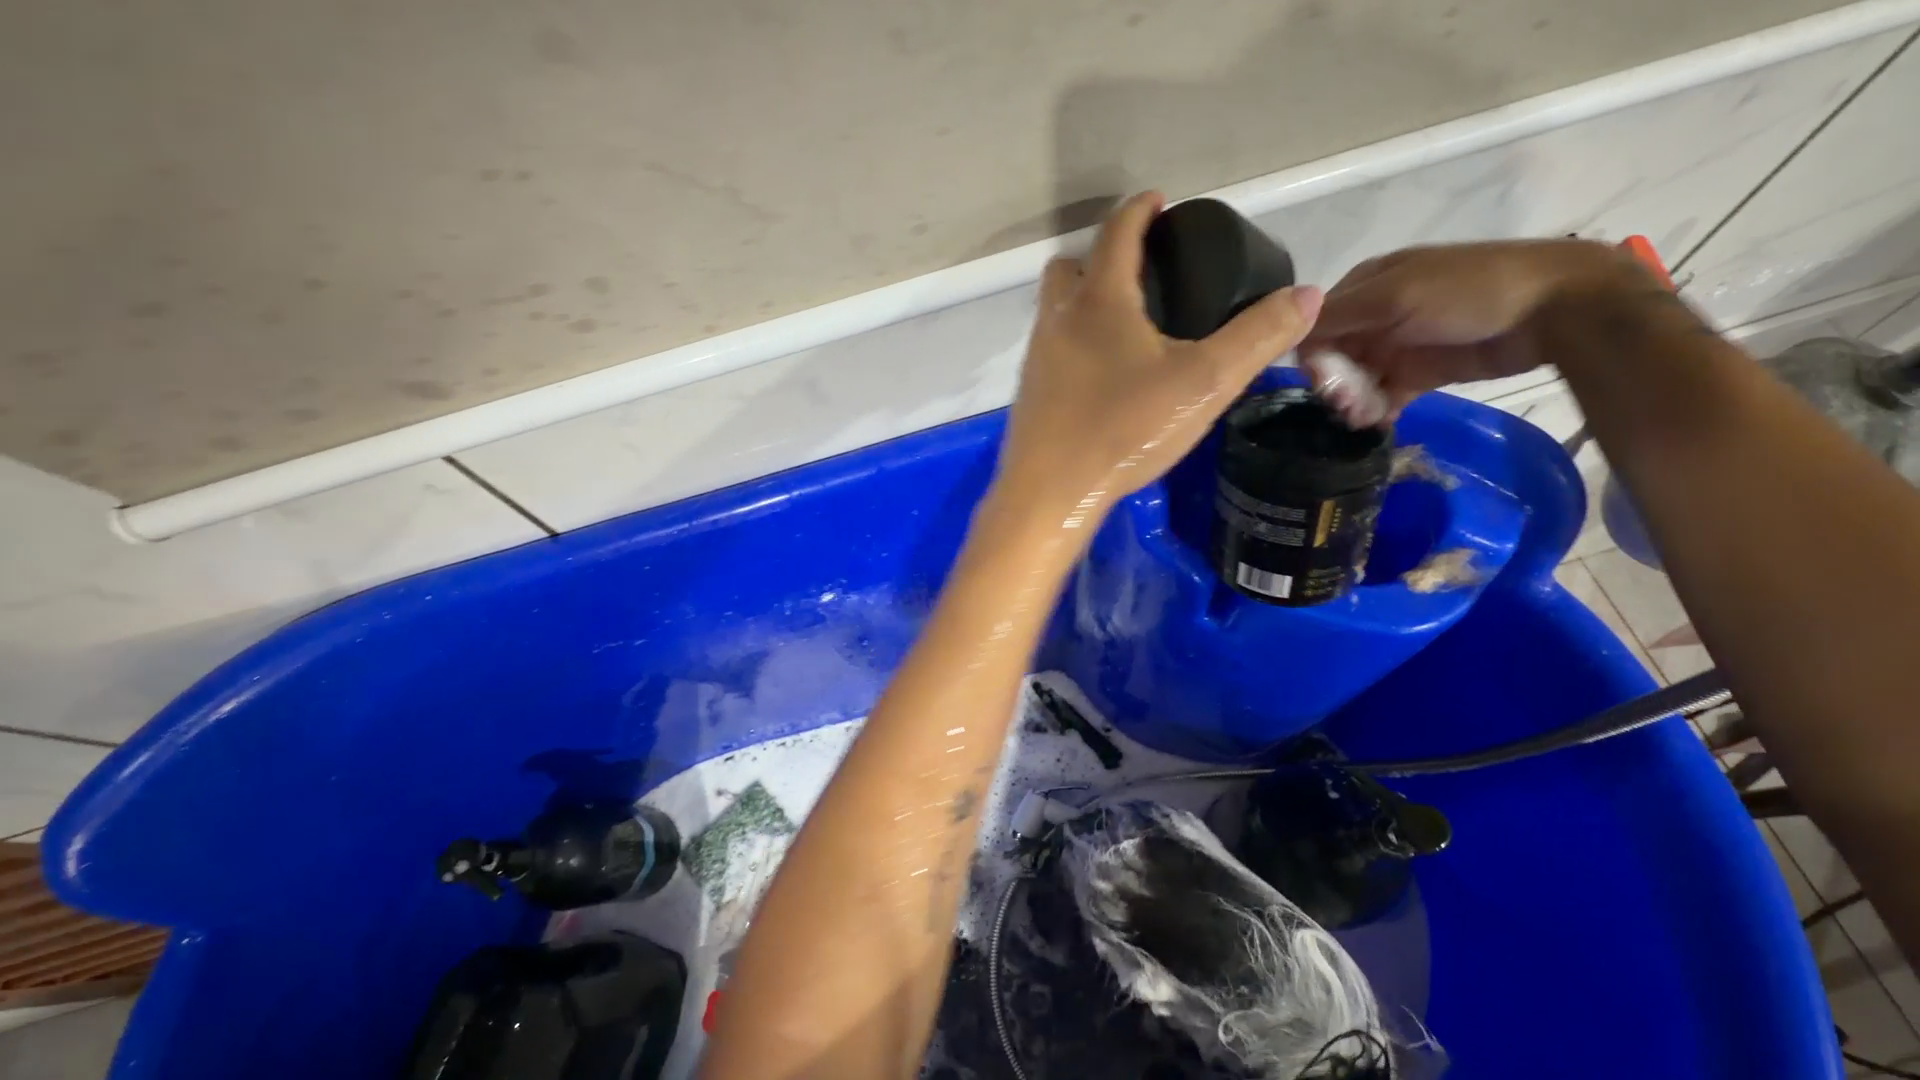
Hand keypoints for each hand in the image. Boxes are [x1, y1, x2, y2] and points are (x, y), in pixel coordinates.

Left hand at [990, 191, 1322, 531]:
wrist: (1052, 494)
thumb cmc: (1126, 430)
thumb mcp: (1205, 382)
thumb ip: (1257, 337)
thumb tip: (1307, 296)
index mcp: (1100, 301)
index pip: (1118, 233)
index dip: (1141, 210)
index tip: (1159, 201)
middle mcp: (1059, 318)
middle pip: (1073, 266)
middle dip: (1104, 254)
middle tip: (1142, 268)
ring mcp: (1038, 356)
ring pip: (1056, 307)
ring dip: (1084, 298)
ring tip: (1127, 319)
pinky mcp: (1031, 392)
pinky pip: (1052, 346)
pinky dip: (1076, 339)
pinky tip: (1103, 371)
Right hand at [1298, 239, 1651, 409]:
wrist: (1554, 308)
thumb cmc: (1468, 291)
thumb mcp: (1394, 294)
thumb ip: (1338, 316)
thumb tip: (1286, 334)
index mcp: (1367, 285)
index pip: (1316, 324)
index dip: (1312, 355)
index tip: (1323, 382)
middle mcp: (1378, 314)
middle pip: (1334, 356)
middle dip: (1333, 384)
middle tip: (1346, 408)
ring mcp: (1401, 344)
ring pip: (1357, 380)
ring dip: (1353, 401)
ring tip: (1365, 419)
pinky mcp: (1424, 372)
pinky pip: (1386, 396)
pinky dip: (1378, 411)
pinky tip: (1379, 424)